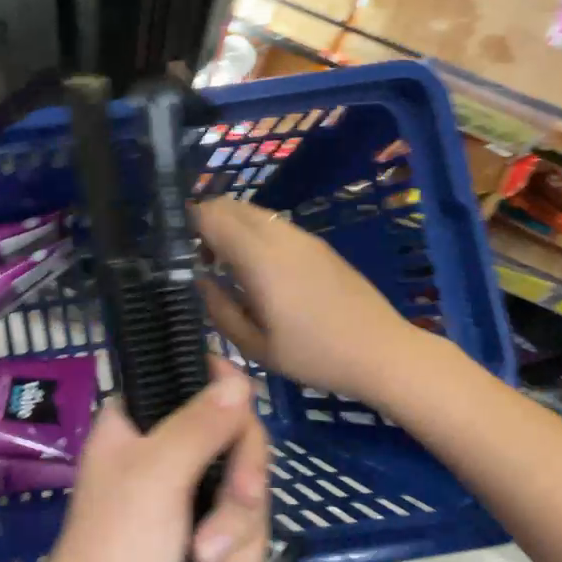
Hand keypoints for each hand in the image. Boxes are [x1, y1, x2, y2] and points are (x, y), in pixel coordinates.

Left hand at [24, 359, 269, 561]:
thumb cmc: (116, 548)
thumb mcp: (157, 478)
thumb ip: (199, 426)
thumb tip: (239, 378)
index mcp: (140, 421)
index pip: (202, 384)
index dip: (231, 405)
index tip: (240, 437)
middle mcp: (166, 448)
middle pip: (240, 444)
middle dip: (238, 496)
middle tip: (213, 531)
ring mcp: (188, 492)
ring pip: (249, 493)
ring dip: (234, 536)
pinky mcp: (204, 532)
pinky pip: (247, 530)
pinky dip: (234, 558)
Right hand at [193, 197, 420, 403]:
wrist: (382, 352)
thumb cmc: (314, 355)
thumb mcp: (255, 346)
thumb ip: (219, 309)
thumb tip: (200, 281)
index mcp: (259, 258)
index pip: (212, 215)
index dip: (189, 225)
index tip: (179, 252)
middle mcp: (280, 236)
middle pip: (231, 205)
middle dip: (207, 222)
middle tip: (201, 260)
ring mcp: (303, 238)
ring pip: (254, 212)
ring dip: (232, 228)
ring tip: (228, 268)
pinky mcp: (318, 245)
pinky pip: (274, 225)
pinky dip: (254, 235)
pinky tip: (258, 273)